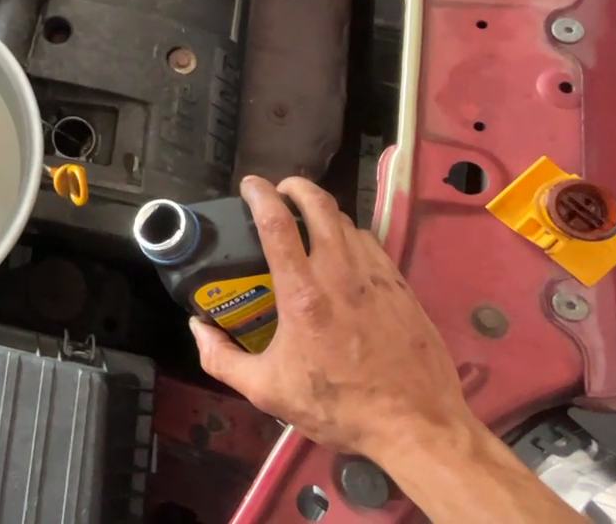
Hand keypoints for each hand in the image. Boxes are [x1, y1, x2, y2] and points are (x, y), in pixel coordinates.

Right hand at [190, 177, 471, 461]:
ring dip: (322, 211)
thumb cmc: (339, 407)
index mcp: (302, 294)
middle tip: (279, 192)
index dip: (260, 194)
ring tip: (307, 222)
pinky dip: (349, 234)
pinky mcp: (401, 287)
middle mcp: (339, 274)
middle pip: (318, 204)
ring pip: (345, 221)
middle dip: (295, 187)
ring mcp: (375, 278)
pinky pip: (370, 242)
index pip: (277, 223)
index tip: (250, 185)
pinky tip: (342, 251)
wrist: (419, 430)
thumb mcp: (268, 391)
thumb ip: (222, 358)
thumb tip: (197, 327)